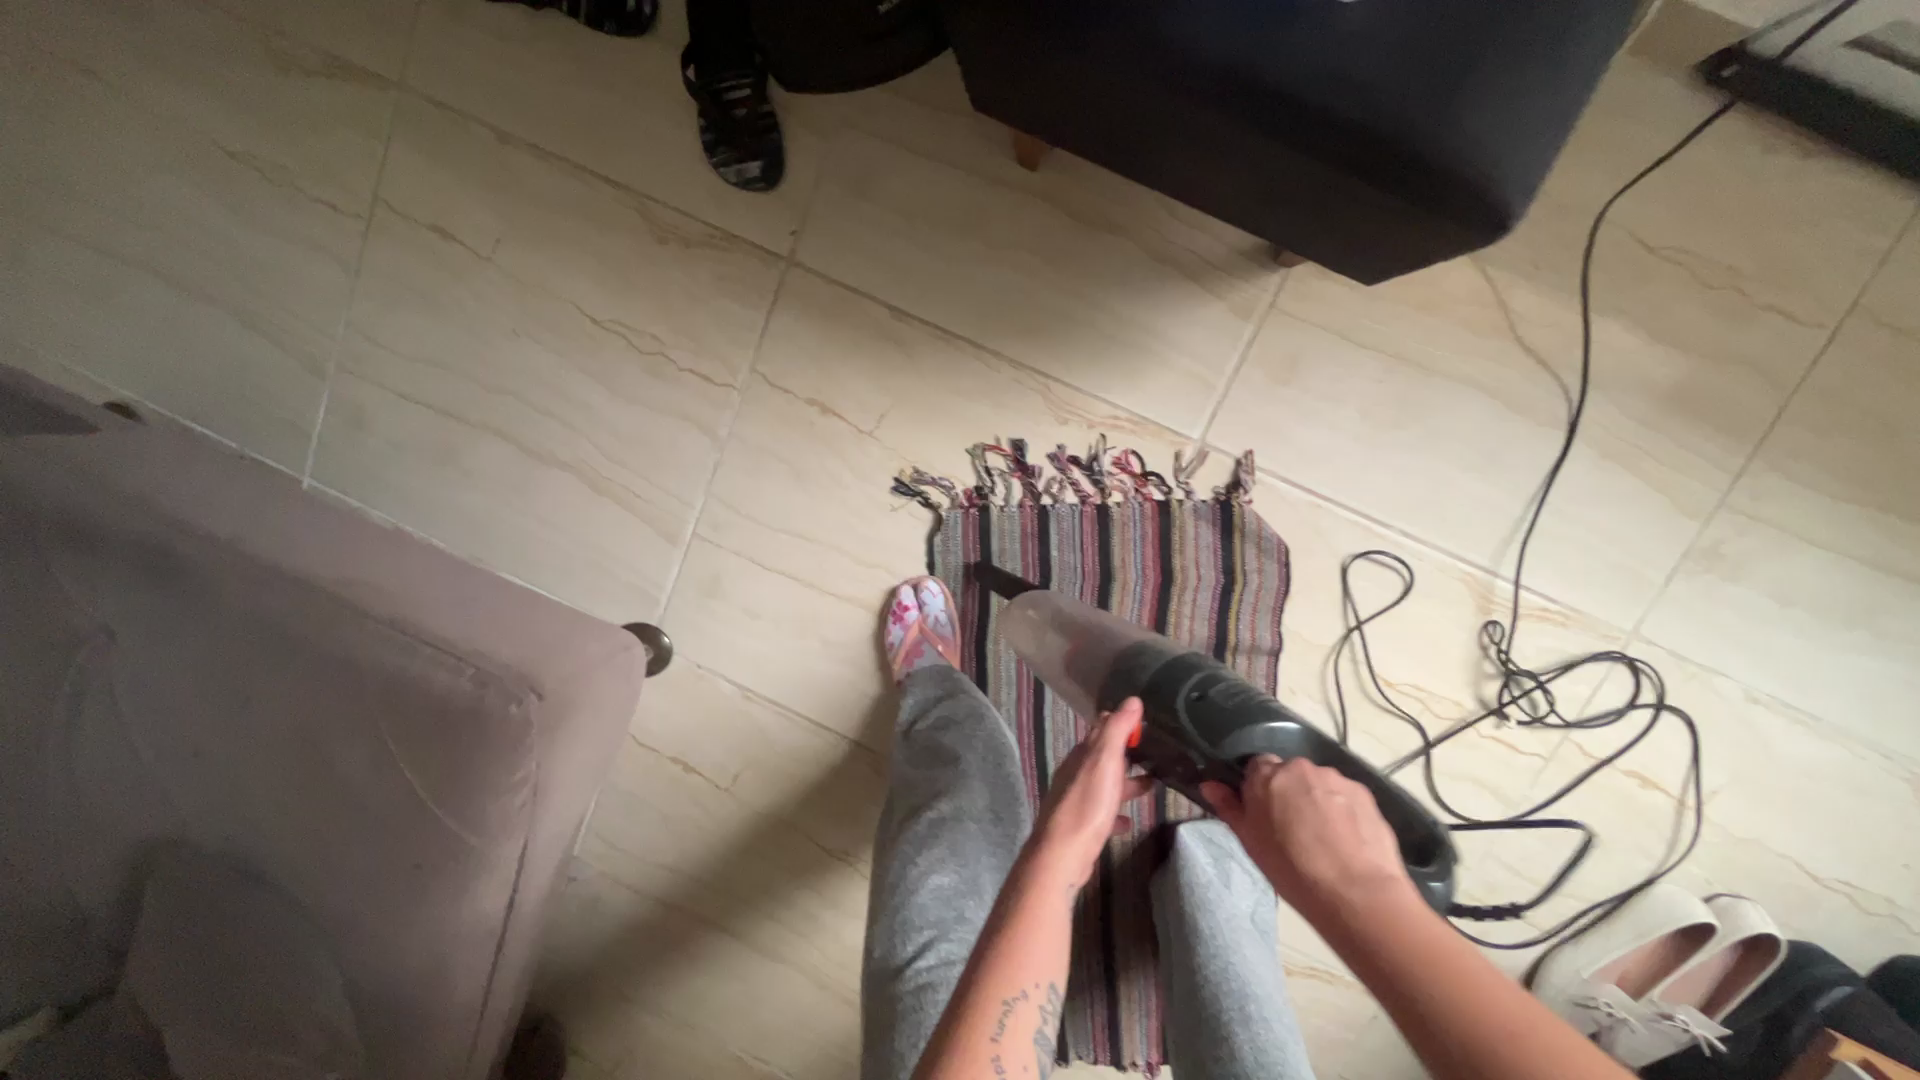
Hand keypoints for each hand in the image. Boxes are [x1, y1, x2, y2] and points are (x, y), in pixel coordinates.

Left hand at [1027, 698, 1153, 886]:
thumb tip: (1132, 700)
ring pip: (1105, 785)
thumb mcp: (1104, 761)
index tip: (1148, 725)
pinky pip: (1102, 813)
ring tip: (1153, 785)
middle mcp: (1076, 773)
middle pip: (1105, 758)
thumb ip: (1116, 730)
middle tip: (1158, 755)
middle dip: (1128, 755)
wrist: (1063, 854)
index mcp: (1082, 755)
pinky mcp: (1081, 826)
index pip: (1102, 729)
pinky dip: (1116, 813)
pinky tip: (1128, 821)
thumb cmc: (1087, 804)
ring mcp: (1077, 800)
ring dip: (1126, 783)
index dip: (1123, 724)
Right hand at [1202, 756, 1417, 916]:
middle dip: (1290, 793)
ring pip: (1319, 784)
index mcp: (1266, 775)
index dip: (1260, 788)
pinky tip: (1346, 840)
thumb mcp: (1250, 842)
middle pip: (1290, 773)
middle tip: (1293, 828)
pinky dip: (1343, 811)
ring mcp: (1335, 778)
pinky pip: (1346, 795)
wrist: (1354, 893)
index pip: (1257, 766)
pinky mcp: (1365, 793)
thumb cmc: (1291, 869)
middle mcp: (1300, 768)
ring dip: (1317, 800)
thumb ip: (1229, 807)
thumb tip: (1209, 784)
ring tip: (1324, 838)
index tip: (1265, 812)